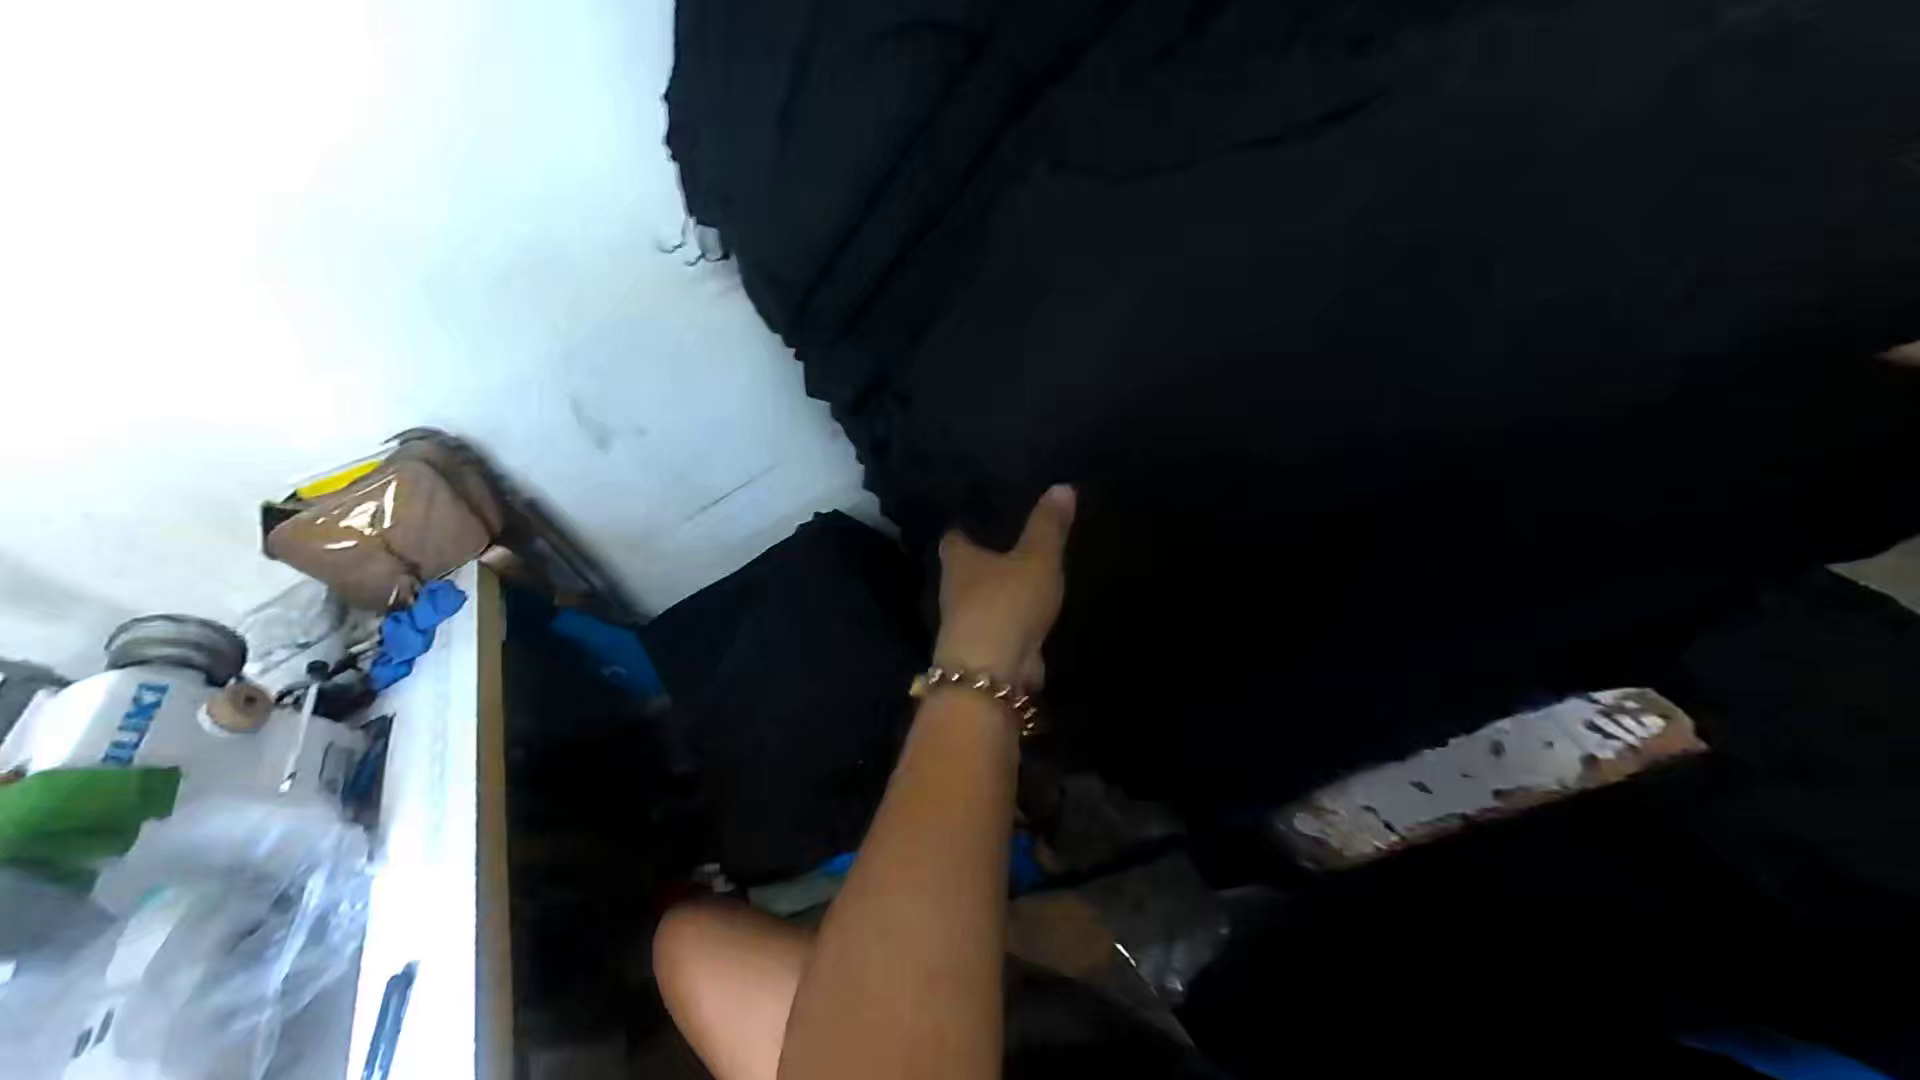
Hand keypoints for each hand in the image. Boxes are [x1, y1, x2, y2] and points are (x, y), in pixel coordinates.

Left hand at [934, 485, 1075, 687]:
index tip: (981, 514)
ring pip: (980, 598)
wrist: (993, 671)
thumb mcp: (1036, 557)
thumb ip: (1048, 525)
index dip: (966, 524)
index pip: (953, 535)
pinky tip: (1029, 610)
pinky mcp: (982, 649)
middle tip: (1009, 539)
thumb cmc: (1007, 602)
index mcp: (957, 558)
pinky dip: (1010, 617)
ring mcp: (965, 623)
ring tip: (1023, 571)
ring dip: (997, 590)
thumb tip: (1062, 485)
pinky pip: (998, 624)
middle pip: (964, 567)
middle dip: (982, 558)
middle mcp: (953, 589)